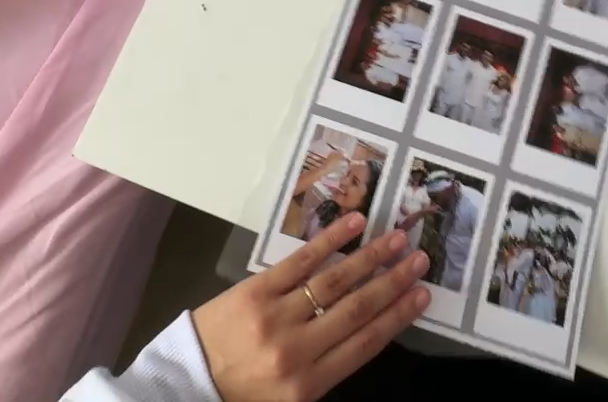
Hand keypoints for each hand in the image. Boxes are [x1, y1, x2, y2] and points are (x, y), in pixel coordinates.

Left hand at [192, 214, 429, 401]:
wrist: (183, 387)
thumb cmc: (241, 398)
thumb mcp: (289, 401)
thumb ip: (326, 370)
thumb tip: (366, 330)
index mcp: (308, 386)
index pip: (365, 343)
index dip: (398, 316)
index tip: (423, 295)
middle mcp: (297, 350)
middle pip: (357, 309)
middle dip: (393, 283)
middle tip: (421, 260)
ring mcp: (277, 315)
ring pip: (335, 281)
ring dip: (371, 258)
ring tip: (398, 238)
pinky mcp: (256, 289)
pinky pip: (301, 260)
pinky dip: (331, 240)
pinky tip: (354, 224)